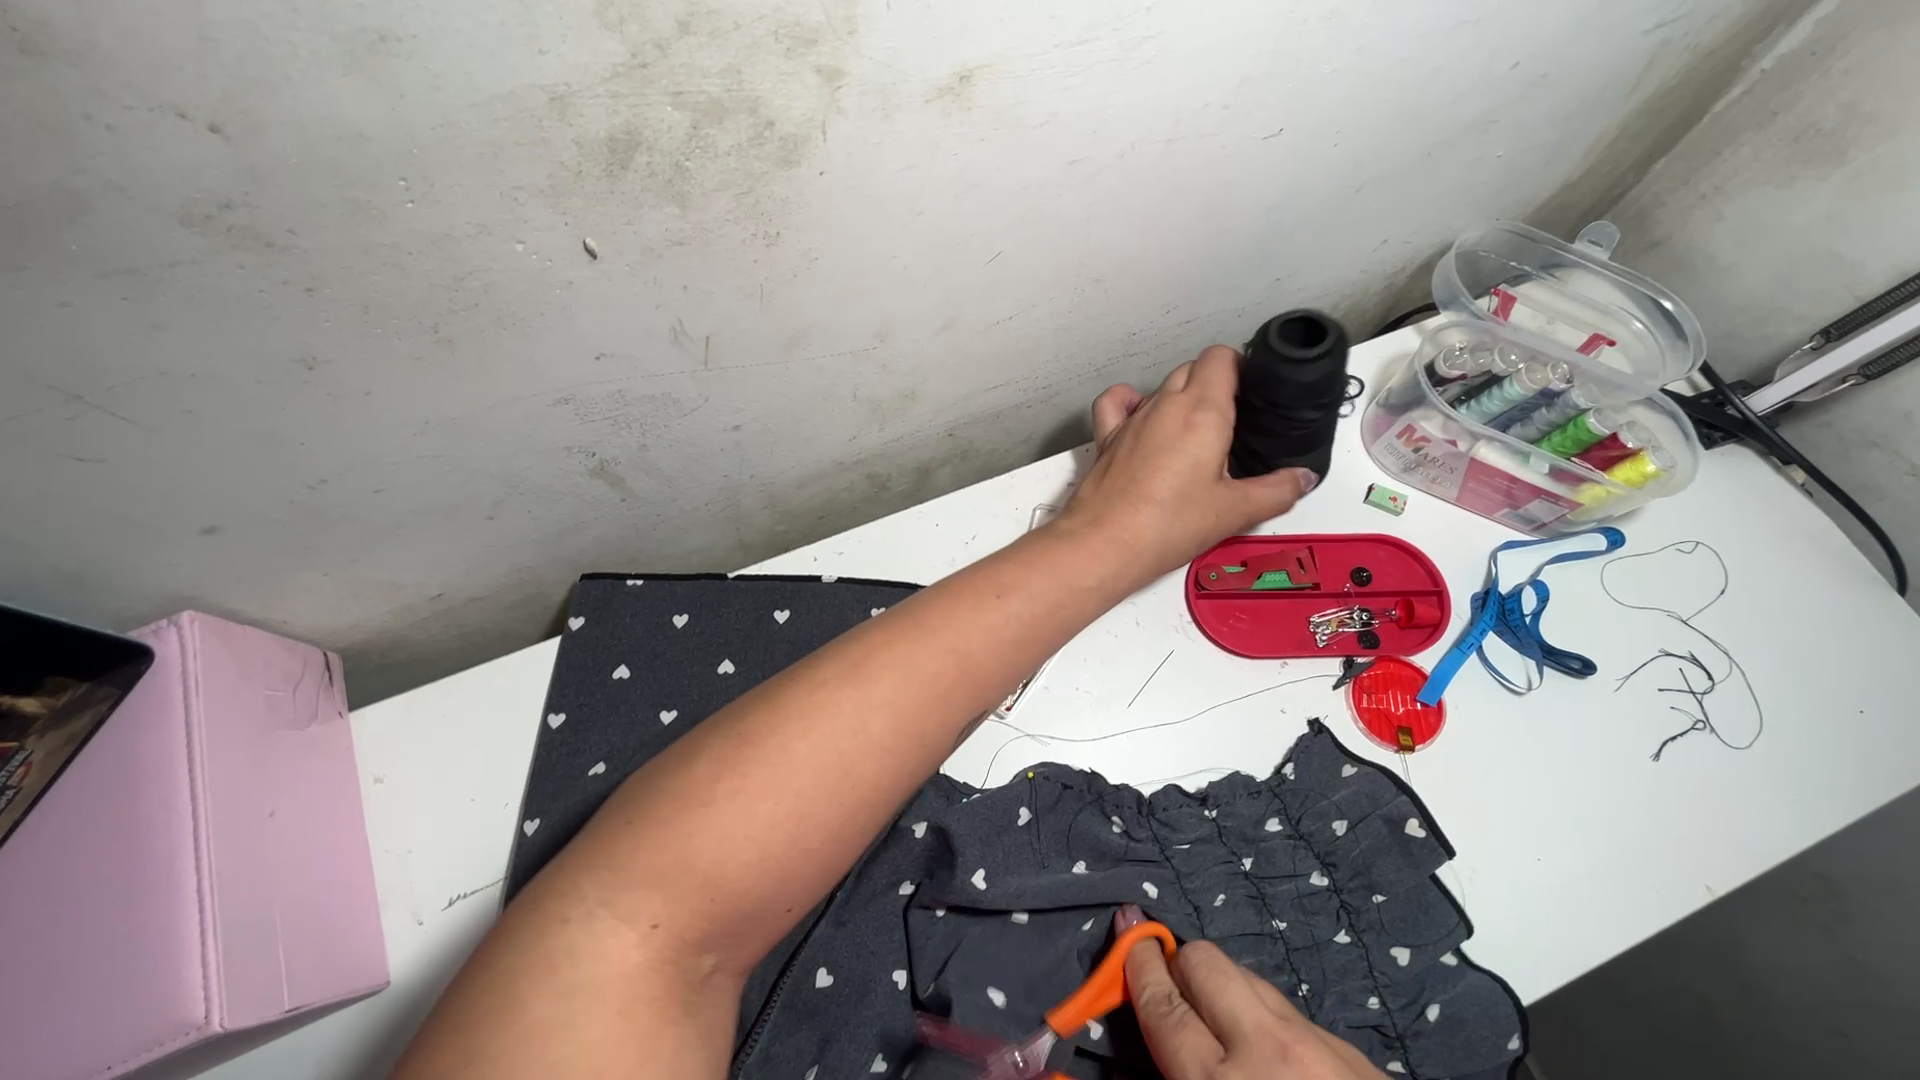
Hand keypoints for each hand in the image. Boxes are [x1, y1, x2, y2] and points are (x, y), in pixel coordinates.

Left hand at [1056, 345, 1315, 582]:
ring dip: (1178, 398)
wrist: (1105, 544)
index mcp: (1203, 411)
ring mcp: (1132, 420)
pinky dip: (1129, 402)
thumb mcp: (1235, 511)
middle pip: (1192, 369)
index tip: (1252, 393)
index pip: (1221, 358)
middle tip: (1232, 420)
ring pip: (1159, 387)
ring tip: (1194, 432)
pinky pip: (1116, 403)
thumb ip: (1276, 491)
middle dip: (1214, 384)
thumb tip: (1301, 479)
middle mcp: (1165, 406)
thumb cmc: (1166, 525)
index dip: (1240, 367)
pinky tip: (1142, 421)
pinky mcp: (1108, 439)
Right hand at [1118, 906, 1386, 1079]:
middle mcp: (1266, 1049)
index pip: (1165, 1006)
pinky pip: (1291, 1011)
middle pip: (1205, 963)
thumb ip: (1178, 1077)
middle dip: (1179, 962)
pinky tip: (1269, 1052)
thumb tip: (1155, 1048)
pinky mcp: (1352, 1054)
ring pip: (1250, 977)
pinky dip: (1266, 1017)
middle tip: (1167, 982)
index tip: (1128, 936)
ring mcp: (1316, 1045)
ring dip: (1222, 986)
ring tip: (1215, 1017)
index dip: (1139, 966)